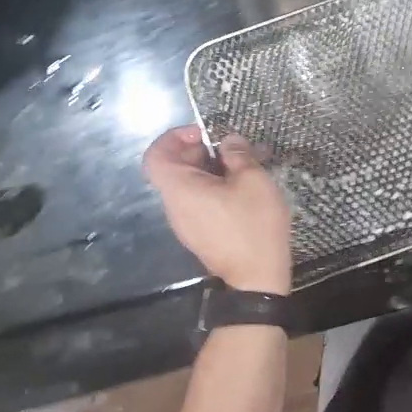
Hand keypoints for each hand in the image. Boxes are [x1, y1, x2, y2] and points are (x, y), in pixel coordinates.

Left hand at [144, 126, 292, 294]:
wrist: (256, 277)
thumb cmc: (252, 224)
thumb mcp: (253, 180)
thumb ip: (238, 155)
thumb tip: (228, 141)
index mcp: (180, 189)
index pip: (156, 155)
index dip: (174, 137)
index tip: (203, 134)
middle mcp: (175, 205)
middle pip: (173, 168)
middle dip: (201, 151)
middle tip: (233, 149)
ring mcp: (185, 222)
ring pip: (189, 185)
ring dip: (213, 169)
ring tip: (246, 166)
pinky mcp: (199, 233)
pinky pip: (199, 200)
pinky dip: (215, 186)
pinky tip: (244, 189)